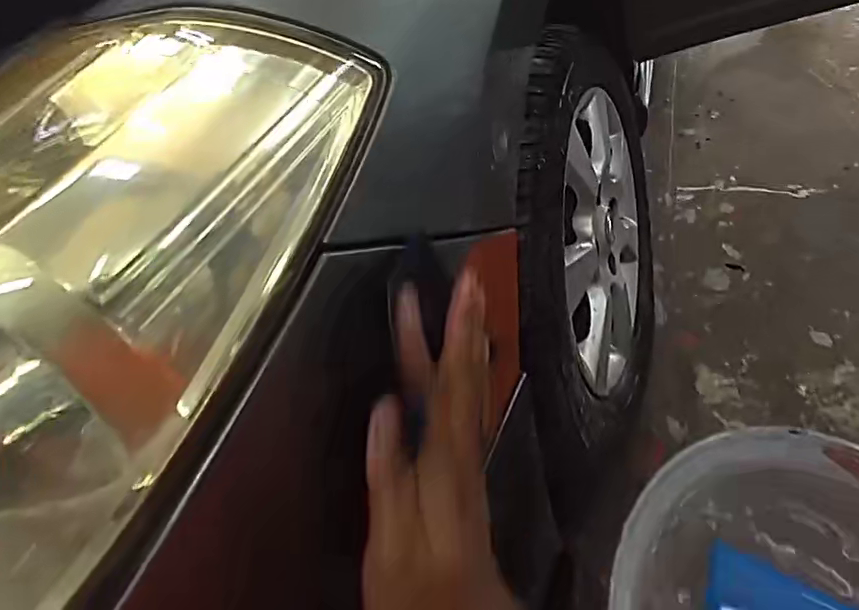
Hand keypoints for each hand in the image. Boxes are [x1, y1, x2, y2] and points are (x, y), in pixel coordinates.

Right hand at [362, 270, 517, 609]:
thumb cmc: (417, 582)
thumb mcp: (390, 535)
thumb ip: (388, 470)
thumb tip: (385, 403)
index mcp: (444, 457)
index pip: (449, 382)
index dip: (452, 333)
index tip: (456, 291)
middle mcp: (463, 446)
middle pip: (467, 374)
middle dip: (468, 322)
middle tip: (473, 278)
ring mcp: (468, 452)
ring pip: (473, 383)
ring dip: (472, 338)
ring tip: (473, 300)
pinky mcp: (465, 460)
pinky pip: (469, 400)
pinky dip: (470, 367)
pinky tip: (467, 354)